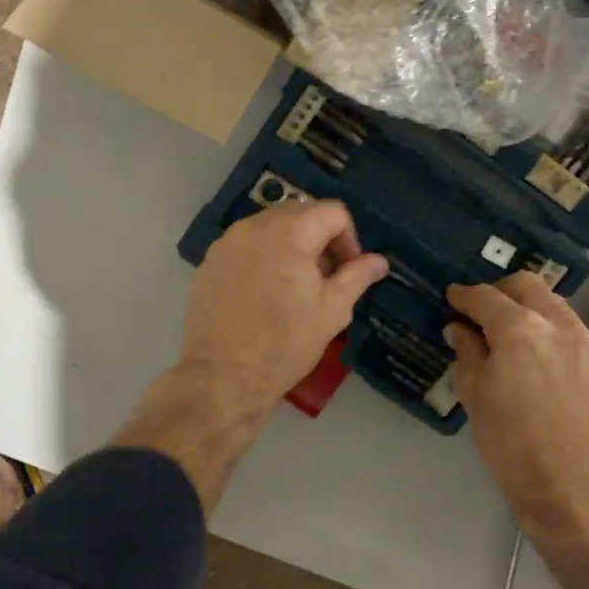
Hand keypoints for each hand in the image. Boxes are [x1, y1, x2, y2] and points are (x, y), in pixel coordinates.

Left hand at [178, 201, 387, 417]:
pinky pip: (245, 244)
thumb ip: (357, 277)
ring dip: (290, 245)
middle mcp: (255, 225)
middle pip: (300, 213)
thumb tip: (379, 261)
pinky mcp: (209, 261)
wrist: (223, 376)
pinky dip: (263, 256)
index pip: (333, 212)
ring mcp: (227, 242)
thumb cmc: (285, 344)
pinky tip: (263, 293)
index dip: (348, 239)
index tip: (347, 271)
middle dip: (319, 238)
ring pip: (271, 227)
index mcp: (291, 232)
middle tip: (324, 278)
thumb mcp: (332, 311)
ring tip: (293, 286)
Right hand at [445, 275, 588, 537]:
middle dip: (500, 291)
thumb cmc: (512, 444)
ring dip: (527, 306)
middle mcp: (555, 322)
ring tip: (509, 330)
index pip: (485, 297)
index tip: (453, 298)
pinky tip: (536, 351)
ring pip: (552, 301)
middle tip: (481, 311)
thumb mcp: (475, 397)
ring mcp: (583, 338)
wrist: (572, 484)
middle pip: (526, 285)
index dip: (464, 296)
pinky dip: (548, 325)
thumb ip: (467, 353)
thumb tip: (460, 329)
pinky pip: (569, 325)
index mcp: (518, 329)